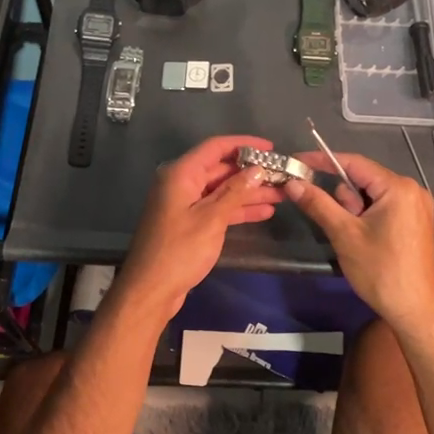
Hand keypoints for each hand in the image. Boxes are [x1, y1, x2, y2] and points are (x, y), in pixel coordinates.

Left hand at [111, 135, 283, 318]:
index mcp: (181, 174)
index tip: (272, 147)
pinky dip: (238, 209)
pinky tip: (264, 212)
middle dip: (252, 172)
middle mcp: (181, 183)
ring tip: (282, 194)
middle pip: (220, 169)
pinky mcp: (189, 222)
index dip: (244, 144)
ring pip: (222, 190)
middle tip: (283, 175)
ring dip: (250, 192)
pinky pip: (217, 208)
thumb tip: (258, 170)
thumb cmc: (179, 251)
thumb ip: (236, 191)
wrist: (151, 290)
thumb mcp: (211, 218)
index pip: (216, 147)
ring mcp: (185, 204)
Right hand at [284, 151, 433, 329]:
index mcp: (398, 187)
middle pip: (363, 179)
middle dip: (344, 198)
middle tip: (342, 226)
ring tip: (356, 239)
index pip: (354, 163)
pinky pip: (383, 206)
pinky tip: (365, 239)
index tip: (297, 163)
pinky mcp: (415, 221)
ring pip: (371, 195)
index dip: (323, 161)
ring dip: (355, 210)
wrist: (414, 310)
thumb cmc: (380, 271)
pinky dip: (367, 216)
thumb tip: (292, 183)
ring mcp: (416, 206)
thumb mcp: (344, 235)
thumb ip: (318, 204)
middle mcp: (411, 189)